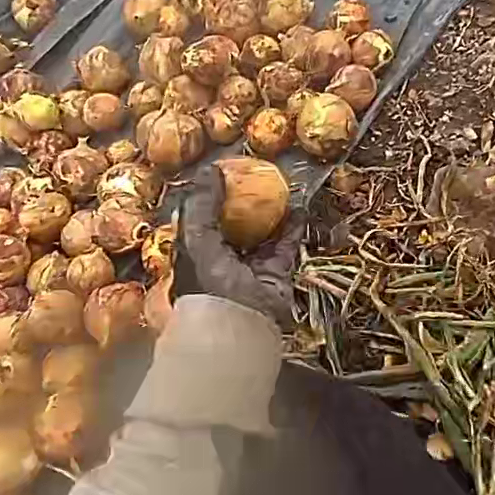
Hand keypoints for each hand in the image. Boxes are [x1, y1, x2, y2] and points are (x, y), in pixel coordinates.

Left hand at [172, 164, 300, 327]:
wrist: (238, 324)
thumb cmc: (207, 282)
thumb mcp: (195, 236)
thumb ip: (203, 203)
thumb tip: (212, 170)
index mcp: (195, 253)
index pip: (200, 220)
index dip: (209, 198)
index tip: (222, 175)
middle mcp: (222, 260)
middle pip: (233, 225)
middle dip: (243, 204)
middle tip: (255, 178)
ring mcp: (250, 267)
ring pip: (262, 233)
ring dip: (271, 212)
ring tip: (280, 188)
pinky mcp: (276, 273)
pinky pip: (286, 244)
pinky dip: (294, 227)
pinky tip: (299, 207)